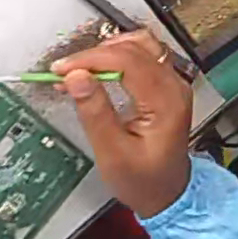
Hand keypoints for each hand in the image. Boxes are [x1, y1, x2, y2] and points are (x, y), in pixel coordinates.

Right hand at [52, 30, 193, 217]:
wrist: (168, 194)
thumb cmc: (142, 180)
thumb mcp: (112, 154)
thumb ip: (95, 113)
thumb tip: (76, 77)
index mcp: (166, 102)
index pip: (128, 61)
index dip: (91, 59)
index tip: (62, 69)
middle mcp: (175, 85)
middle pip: (133, 48)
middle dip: (94, 55)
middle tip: (65, 71)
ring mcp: (173, 81)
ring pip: (139, 44)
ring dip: (106, 50)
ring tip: (79, 69)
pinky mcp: (165, 82)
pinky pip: (142, 54)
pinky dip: (116, 55)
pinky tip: (96, 69)